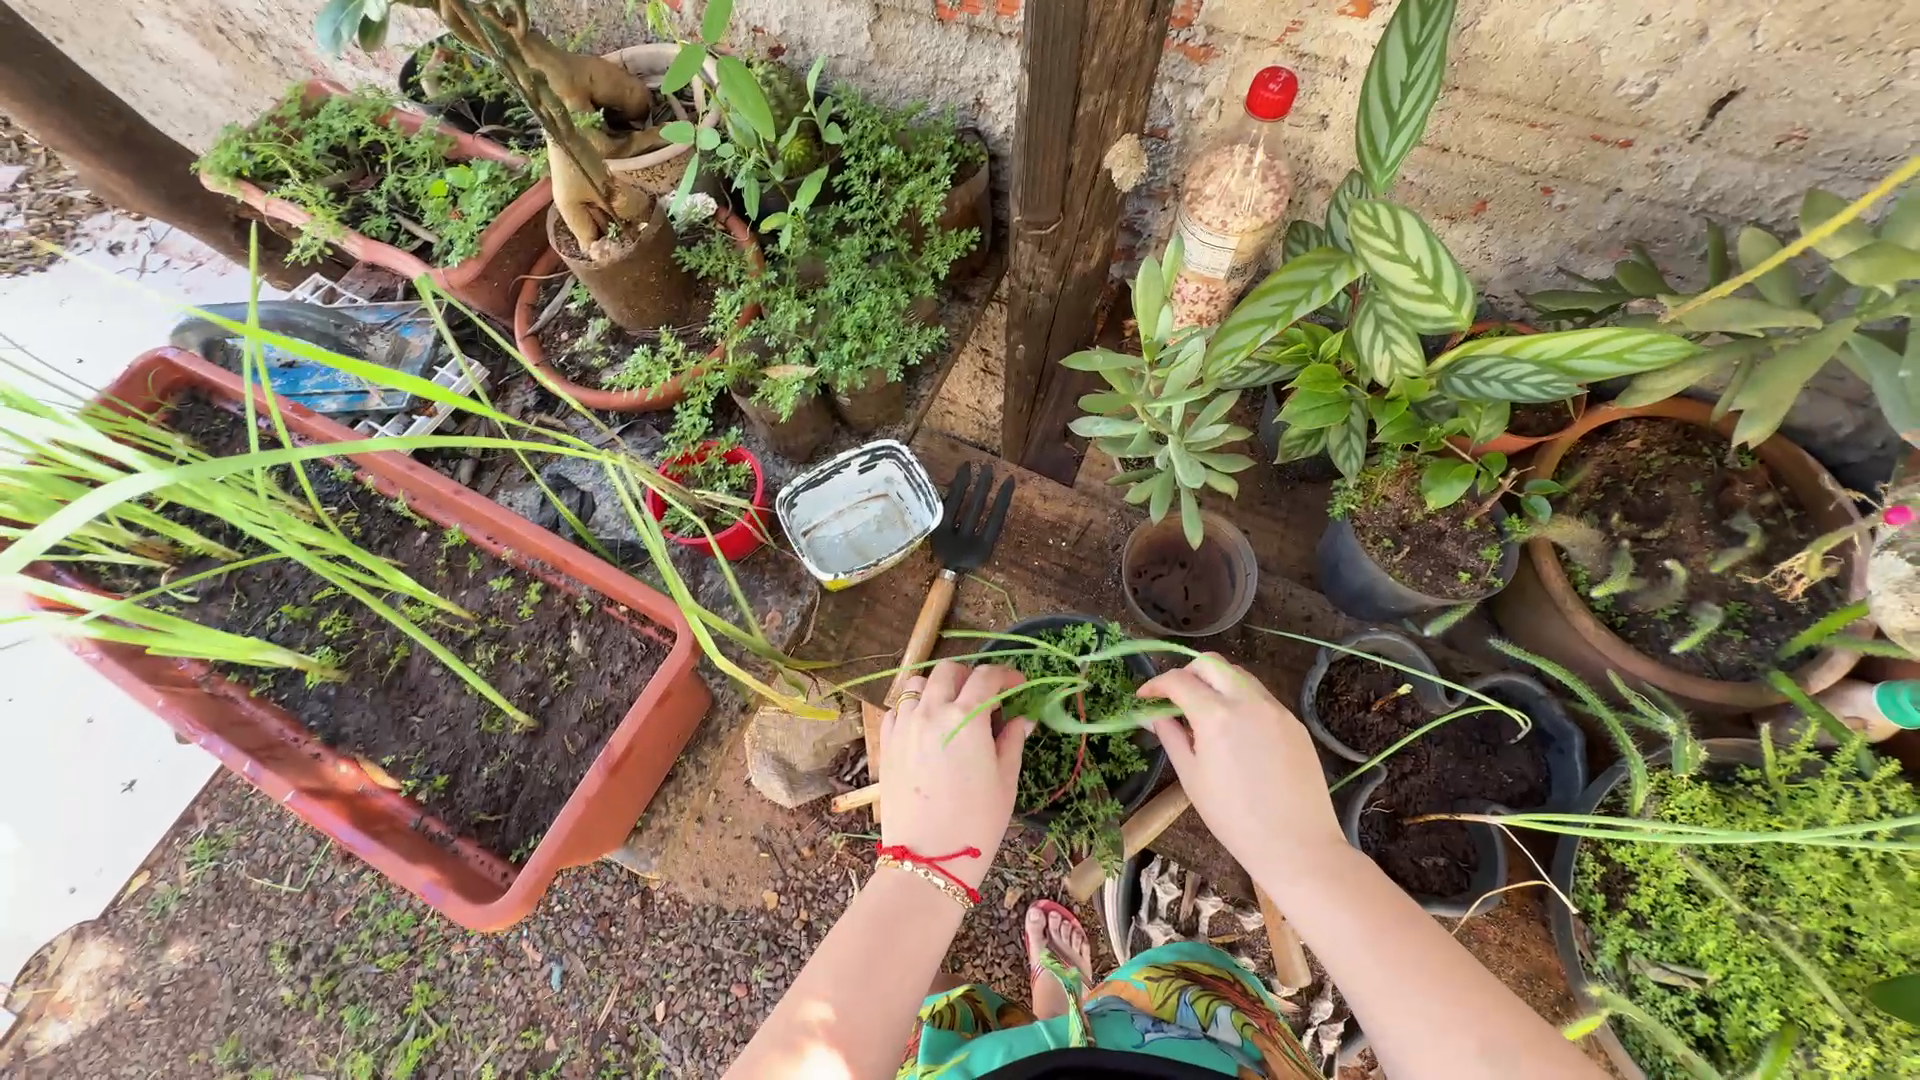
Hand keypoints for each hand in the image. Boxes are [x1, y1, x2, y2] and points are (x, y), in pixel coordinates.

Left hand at [879, 660, 1032, 890]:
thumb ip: (1012, 741)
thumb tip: (1022, 719)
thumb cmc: (976, 823)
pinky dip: (915, 707)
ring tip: (953, 708)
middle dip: (971, 676)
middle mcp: (932, 712)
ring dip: (939, 687)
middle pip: (949, 670)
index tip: (1018, 686)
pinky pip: (898, 708)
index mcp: (966, 718)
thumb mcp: (1005, 781)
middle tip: (985, 697)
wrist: (929, 859)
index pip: (987, 676)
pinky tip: (928, 726)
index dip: (1007, 675)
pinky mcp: (887, 743)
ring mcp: (905, 725)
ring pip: (918, 684)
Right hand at [1138, 653, 1345, 873]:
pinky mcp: (1294, 722)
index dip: (1155, 685)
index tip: (1144, 698)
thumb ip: (1170, 735)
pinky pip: (1260, 695)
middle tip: (1174, 698)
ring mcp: (1275, 709)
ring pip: (1238, 674)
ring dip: (1215, 681)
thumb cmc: (1233, 817)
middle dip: (1186, 673)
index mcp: (1216, 715)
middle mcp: (1247, 701)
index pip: (1178, 681)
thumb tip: (1151, 714)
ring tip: (1203, 711)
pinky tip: (1234, 729)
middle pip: (1211, 663)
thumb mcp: (1191, 776)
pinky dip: (1239, 698)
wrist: (1297, 844)